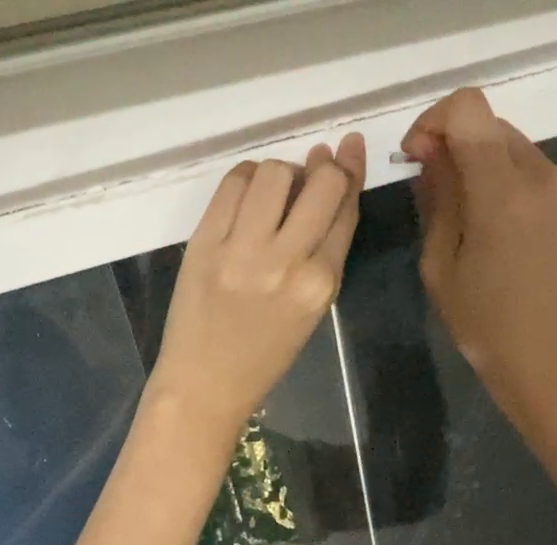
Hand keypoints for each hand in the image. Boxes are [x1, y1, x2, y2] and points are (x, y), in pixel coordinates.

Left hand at [148, 134, 366, 433]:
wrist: (205, 385)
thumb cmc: (262, 358)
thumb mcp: (310, 313)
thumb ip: (322, 256)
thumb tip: (326, 190)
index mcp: (320, 285)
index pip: (345, 210)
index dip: (350, 171)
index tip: (348, 147)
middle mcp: (287, 263)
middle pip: (319, 182)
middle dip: (322, 167)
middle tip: (313, 168)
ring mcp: (243, 250)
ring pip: (275, 173)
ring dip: (280, 173)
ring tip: (273, 192)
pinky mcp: (205, 243)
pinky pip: (233, 184)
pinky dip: (245, 178)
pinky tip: (246, 195)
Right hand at [401, 89, 556, 417]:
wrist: (541, 353)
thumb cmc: (480, 321)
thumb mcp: (439, 262)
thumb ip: (438, 197)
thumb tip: (430, 151)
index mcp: (502, 194)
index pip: (468, 109)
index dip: (433, 120)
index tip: (416, 158)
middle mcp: (538, 176)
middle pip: (487, 120)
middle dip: (450, 139)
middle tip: (428, 184)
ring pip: (505, 139)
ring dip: (473, 156)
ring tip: (454, 205)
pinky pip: (522, 163)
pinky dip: (495, 172)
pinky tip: (482, 215)